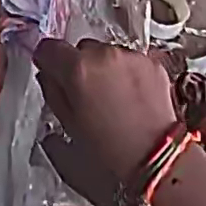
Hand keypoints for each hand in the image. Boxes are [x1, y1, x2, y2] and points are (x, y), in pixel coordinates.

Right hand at [34, 38, 179, 181]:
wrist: (158, 158)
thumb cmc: (109, 148)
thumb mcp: (68, 123)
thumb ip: (52, 89)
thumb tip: (48, 73)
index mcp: (76, 69)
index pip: (49, 47)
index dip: (47, 59)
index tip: (50, 68)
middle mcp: (102, 54)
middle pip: (80, 49)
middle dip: (80, 66)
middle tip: (87, 93)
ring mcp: (129, 56)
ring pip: (105, 52)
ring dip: (104, 68)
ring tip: (113, 98)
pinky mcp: (151, 62)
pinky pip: (129, 60)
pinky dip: (126, 72)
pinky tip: (131, 97)